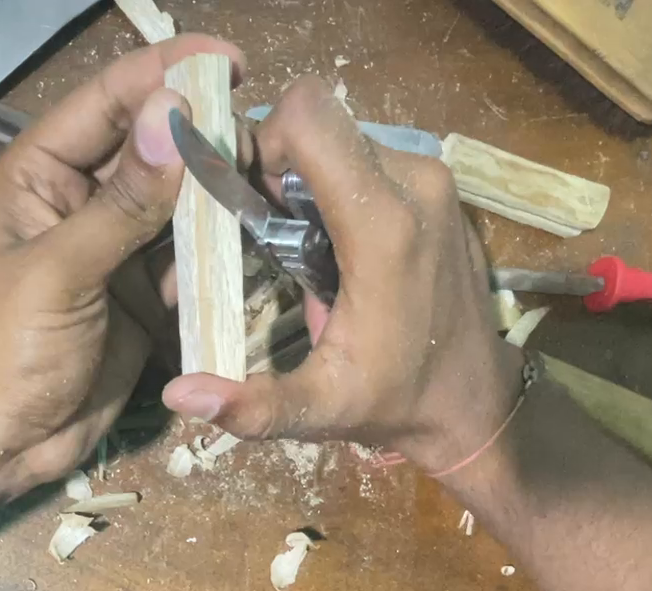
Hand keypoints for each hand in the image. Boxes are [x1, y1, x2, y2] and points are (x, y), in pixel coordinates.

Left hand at [0, 36, 245, 487]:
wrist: (1, 444)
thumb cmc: (4, 353)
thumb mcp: (58, 273)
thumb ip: (120, 203)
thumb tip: (175, 117)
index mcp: (39, 177)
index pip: (106, 104)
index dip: (164, 74)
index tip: (229, 64)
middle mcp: (80, 205)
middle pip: (149, 151)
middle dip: (201, 138)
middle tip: (260, 135)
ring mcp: (114, 254)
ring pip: (174, 208)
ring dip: (215, 197)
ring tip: (265, 182)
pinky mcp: (141, 300)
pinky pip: (185, 263)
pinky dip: (213, 255)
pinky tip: (247, 242)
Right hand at [160, 76, 522, 472]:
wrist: (473, 401)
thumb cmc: (395, 402)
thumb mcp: (320, 410)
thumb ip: (252, 404)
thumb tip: (178, 396)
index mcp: (383, 226)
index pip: (308, 119)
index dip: (260, 144)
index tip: (241, 200)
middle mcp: (413, 182)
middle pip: (317, 129)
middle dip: (272, 171)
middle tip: (253, 234)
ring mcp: (430, 180)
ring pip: (339, 143)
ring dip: (300, 184)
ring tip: (288, 248)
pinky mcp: (435, 188)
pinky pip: (364, 160)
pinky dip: (331, 191)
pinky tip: (325, 248)